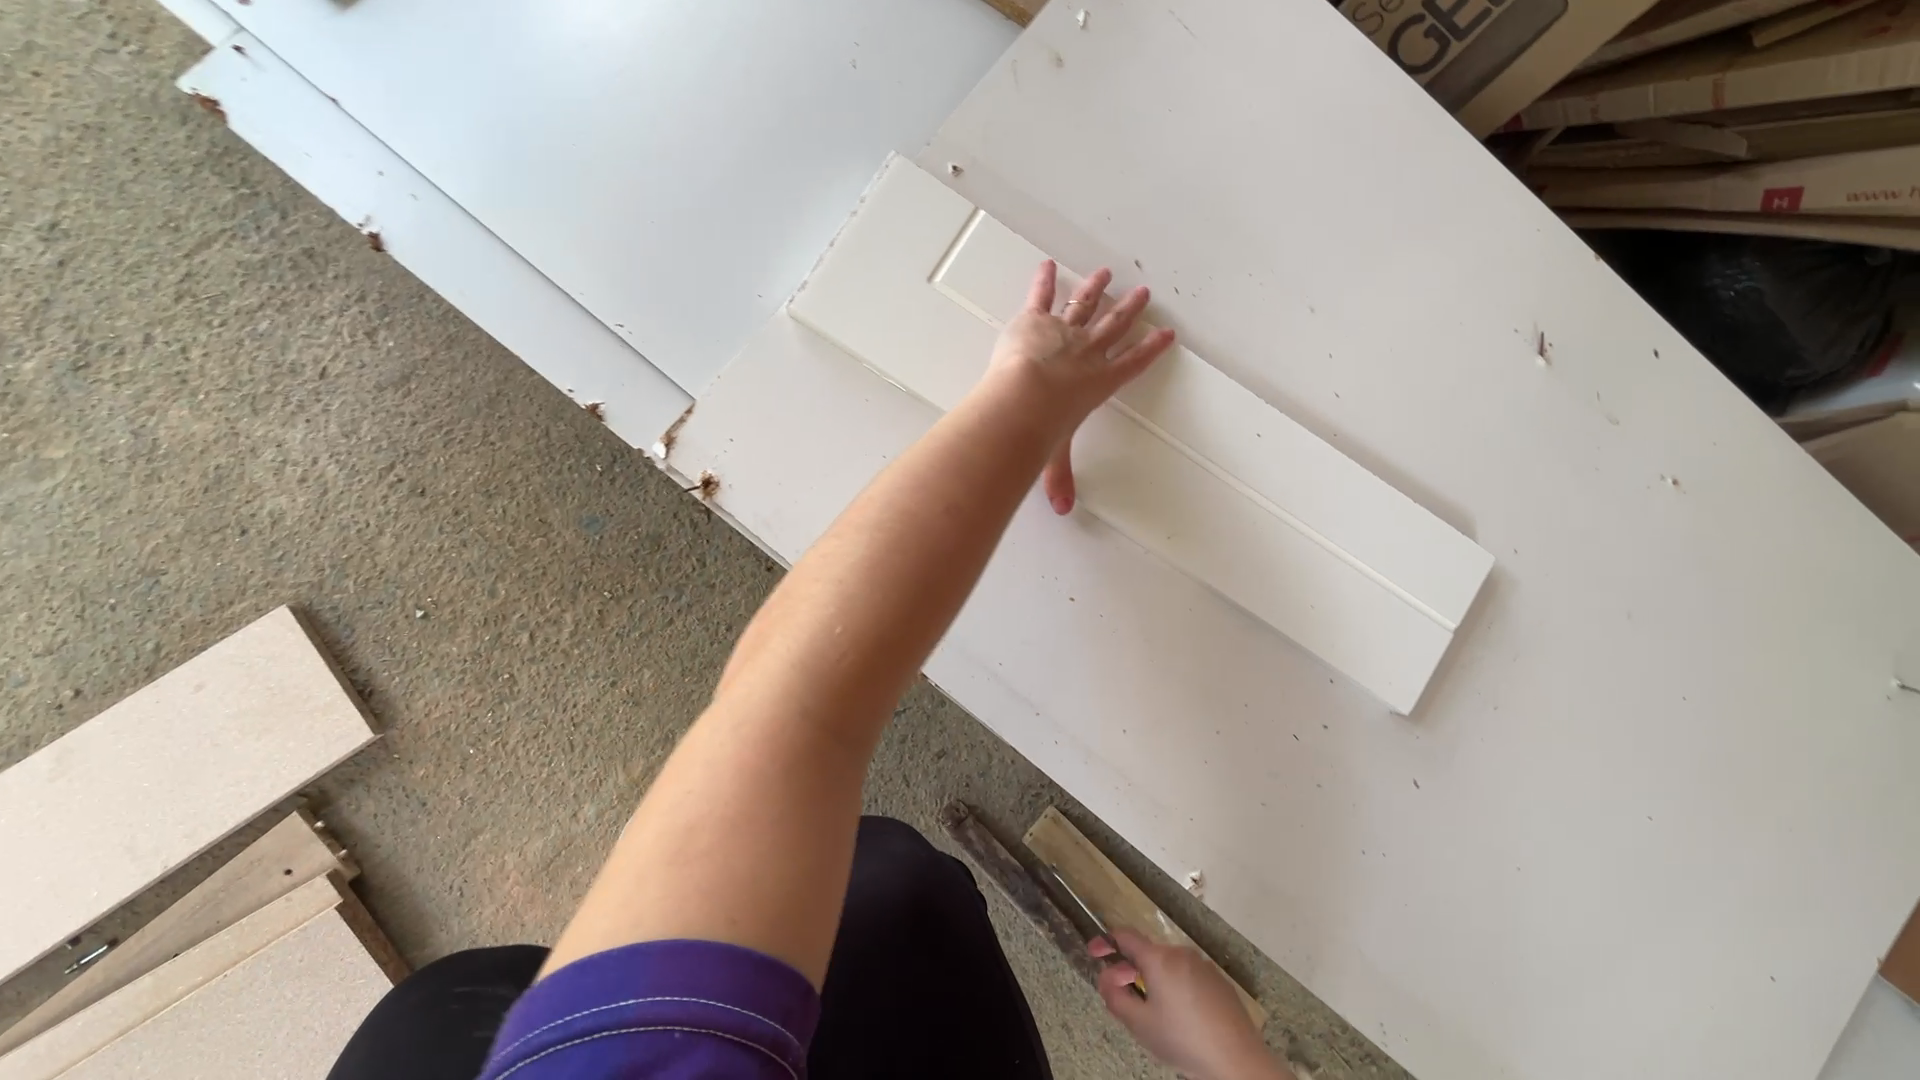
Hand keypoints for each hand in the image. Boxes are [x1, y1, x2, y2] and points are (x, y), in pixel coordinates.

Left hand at [984, 260, 1175, 514]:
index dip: (1150, 349)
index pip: (1131, 364)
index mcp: (1099, 383)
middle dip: (1129, 311)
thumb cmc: (1044, 426)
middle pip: (1113, 328)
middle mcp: (1086, 353)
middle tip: (1143, 293)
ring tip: (1106, 275)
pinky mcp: (1034, 319)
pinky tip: (1045, 266)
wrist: (1025, 398)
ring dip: (1095, 291)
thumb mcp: (1054, 455)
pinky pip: (1041, 295)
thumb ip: (1058, 479)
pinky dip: (1043, 281)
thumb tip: (1062, 510)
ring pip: (1084, 307)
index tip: (1165, 334)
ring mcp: (1062, 332)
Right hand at [1091, 929, 1292, 1079]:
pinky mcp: (1219, 981)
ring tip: (1151, 1011)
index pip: (1125, 936)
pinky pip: (1188, 976)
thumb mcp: (1139, 1024)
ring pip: (1168, 966)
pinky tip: (1179, 1015)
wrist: (1237, 1061)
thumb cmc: (1183, 1040)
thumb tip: (1106, 977)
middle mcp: (1181, 954)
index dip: (1106, 941)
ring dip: (1153, 979)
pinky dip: (1175, 986)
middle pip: (1147, 953)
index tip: (1094, 952)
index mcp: (1159, 959)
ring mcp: (1203, 966)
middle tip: (1120, 993)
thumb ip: (1115, 996)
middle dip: (1129, 969)